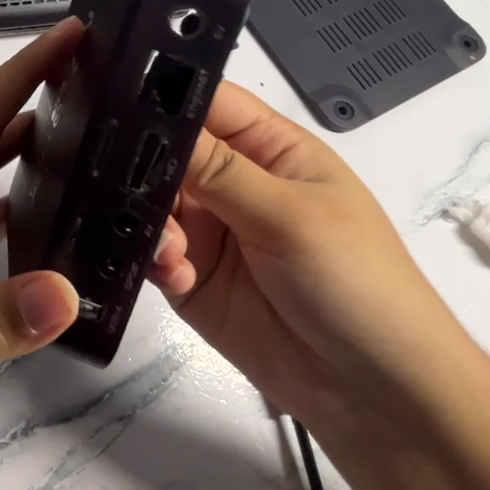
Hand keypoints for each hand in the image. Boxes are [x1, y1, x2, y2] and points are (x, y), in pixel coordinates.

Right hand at [146, 81, 473, 427]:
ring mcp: (210, 230)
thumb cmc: (358, 284)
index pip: (207, 103)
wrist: (374, 394)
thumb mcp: (292, 217)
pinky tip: (178, 277)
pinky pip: (151, 253)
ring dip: (151, 223)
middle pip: (166, 152)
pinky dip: (153, 260)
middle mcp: (232, 182)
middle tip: (132, 191)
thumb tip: (155, 118)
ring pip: (151, 204)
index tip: (115, 102)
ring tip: (174, 253)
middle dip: (144, 168)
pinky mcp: (190, 275)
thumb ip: (219, 171)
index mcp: (269, 149)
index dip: (163, 95)